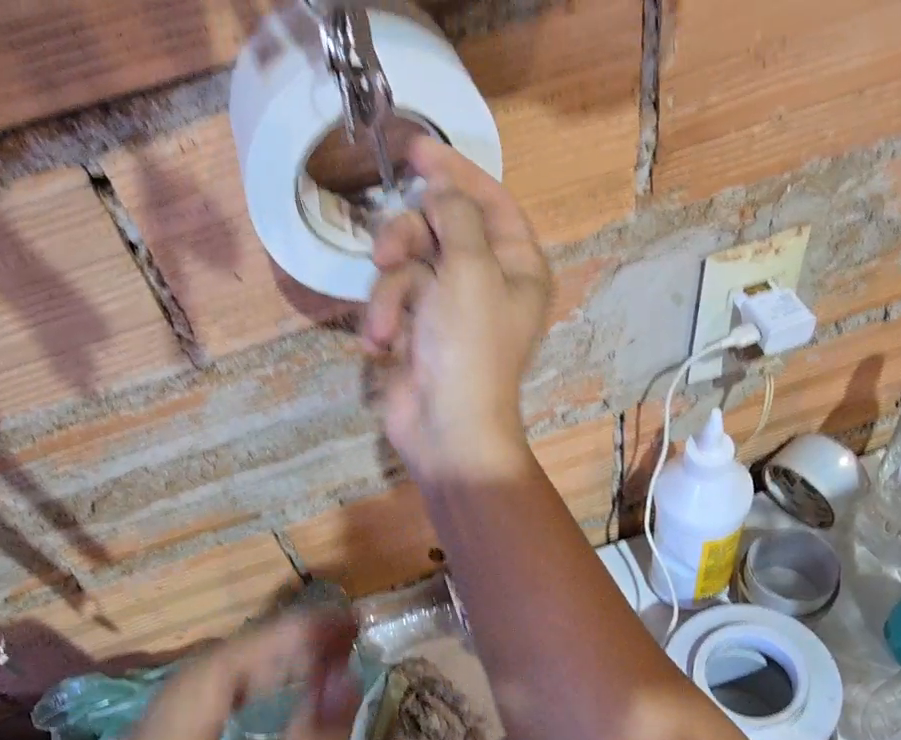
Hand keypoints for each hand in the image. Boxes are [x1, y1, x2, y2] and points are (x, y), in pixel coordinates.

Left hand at [85, 609, 361, 739]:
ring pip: (195, 695)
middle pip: (201, 677)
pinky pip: (190, 722)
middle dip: (273, 648)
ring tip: (320, 653)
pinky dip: (238, 699)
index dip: (278, 640)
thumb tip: (344, 680)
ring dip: (258, 669)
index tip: (339, 625)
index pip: (214, 674)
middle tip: (341, 634)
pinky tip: (274, 694)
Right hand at [364, 136, 551, 478]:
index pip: (489, 201)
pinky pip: (392, 301)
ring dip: (389, 295)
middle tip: (386, 256)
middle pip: (438, 228)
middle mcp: (487, 280)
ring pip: (406, 265)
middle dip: (406, 240)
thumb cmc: (469, 347)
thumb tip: (440, 191)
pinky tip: (382, 346)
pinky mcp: (417, 331)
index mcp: (518, 264)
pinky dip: (383, 321)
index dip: (454, 173)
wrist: (446, 428)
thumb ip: (455, 214)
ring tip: (389, 328)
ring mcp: (450, 307)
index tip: (414, 150)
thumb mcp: (468, 268)